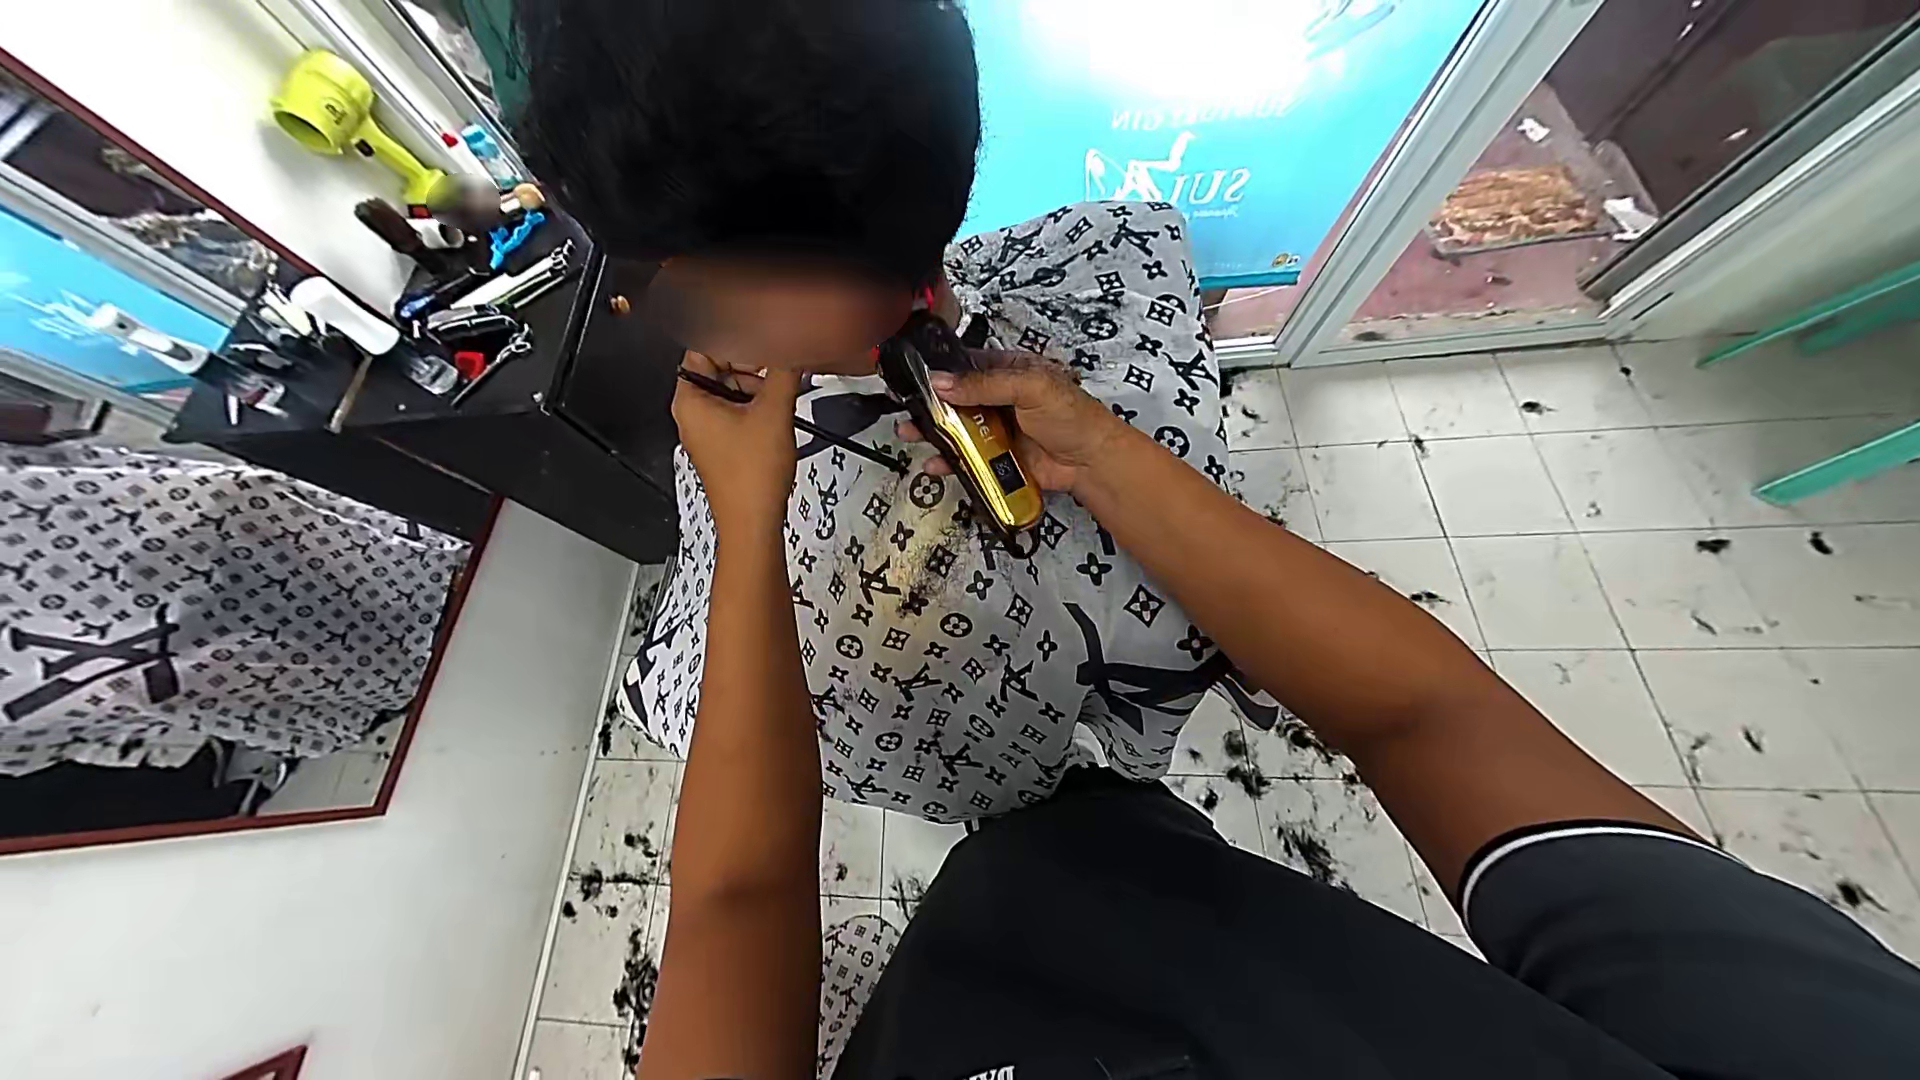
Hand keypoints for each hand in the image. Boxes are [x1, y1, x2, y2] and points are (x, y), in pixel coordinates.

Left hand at [673, 350, 801, 539]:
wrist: (753, 522)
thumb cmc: (750, 478)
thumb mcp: (774, 413)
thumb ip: (784, 372)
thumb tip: (793, 348)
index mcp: (690, 399)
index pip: (706, 347)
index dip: (738, 341)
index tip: (766, 340)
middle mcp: (693, 413)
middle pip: (722, 367)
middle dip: (755, 365)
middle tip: (781, 369)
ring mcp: (709, 430)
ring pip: (734, 391)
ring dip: (761, 388)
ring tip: (784, 396)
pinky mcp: (725, 445)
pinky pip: (740, 413)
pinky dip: (760, 408)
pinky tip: (780, 415)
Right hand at [894, 351, 1126, 495]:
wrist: (1090, 462)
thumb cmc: (1071, 416)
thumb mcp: (1029, 388)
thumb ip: (985, 384)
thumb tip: (942, 382)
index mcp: (1009, 372)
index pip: (968, 366)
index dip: (942, 371)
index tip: (915, 378)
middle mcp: (999, 400)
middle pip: (956, 400)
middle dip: (930, 406)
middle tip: (906, 409)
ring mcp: (996, 430)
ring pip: (957, 430)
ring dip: (933, 433)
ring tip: (910, 434)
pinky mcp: (996, 458)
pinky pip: (967, 458)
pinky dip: (949, 462)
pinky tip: (935, 464)